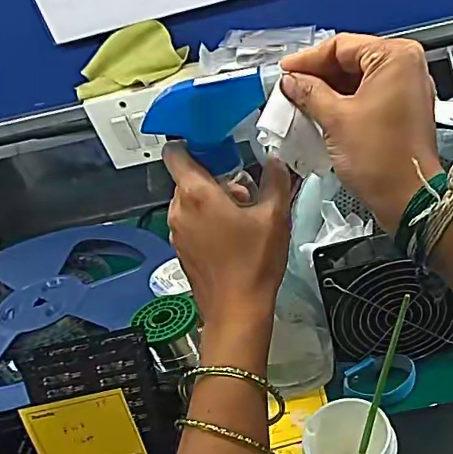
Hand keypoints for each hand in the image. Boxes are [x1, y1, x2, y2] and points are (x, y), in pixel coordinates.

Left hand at [163, 144, 296, 330]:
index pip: (176, 153)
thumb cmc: (251, 266)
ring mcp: (177, 232)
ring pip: (190, 202)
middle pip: (189, 178)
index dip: (192, 143)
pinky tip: (233, 236)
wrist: (236, 310)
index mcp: (196, 195)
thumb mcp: (274, 216)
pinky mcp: (182, 249)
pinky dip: (208, 222)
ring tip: (242, 217)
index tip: (212, 145)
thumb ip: (275, 181)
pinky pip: (191, 223)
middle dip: (215, 178)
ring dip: (212, 201)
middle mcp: (179, 211)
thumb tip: (276, 164)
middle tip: (244, 192)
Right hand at [279, 33, 441, 232]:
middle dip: (317, 76)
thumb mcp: (336, 120)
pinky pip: (367, 98)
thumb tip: (293, 82)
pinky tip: (321, 116)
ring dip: (328, 92)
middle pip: (350, 61)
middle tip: (290, 88)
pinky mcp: (402, 113)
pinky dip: (343, 105)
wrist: (407, 198)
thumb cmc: (384, 160)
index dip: (308, 59)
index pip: (341, 46)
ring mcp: (406, 91)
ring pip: (357, 81)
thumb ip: (310, 93)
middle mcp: (406, 69)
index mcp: (396, 58)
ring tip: (301, 104)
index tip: (287, 70)